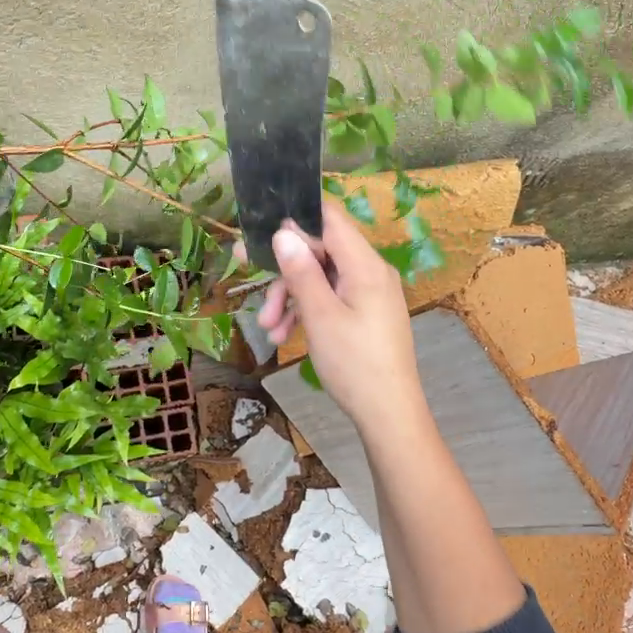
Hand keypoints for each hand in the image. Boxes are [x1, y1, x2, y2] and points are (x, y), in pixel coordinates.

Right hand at [258, 196, 425, 425]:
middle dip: (285, 267)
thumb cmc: (354, 363)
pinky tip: (285, 335)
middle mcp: (372, 271)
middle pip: (322, 250)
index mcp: (366, 264)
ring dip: (291, 295)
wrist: (389, 413)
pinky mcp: (366, 313)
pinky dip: (307, 310)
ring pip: (322, 277)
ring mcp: (370, 293)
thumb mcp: (320, 316)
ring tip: (268, 326)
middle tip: (244, 270)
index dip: (296, 218)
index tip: (262, 229)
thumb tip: (284, 232)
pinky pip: (332, 298)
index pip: (330, 219)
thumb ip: (301, 271)